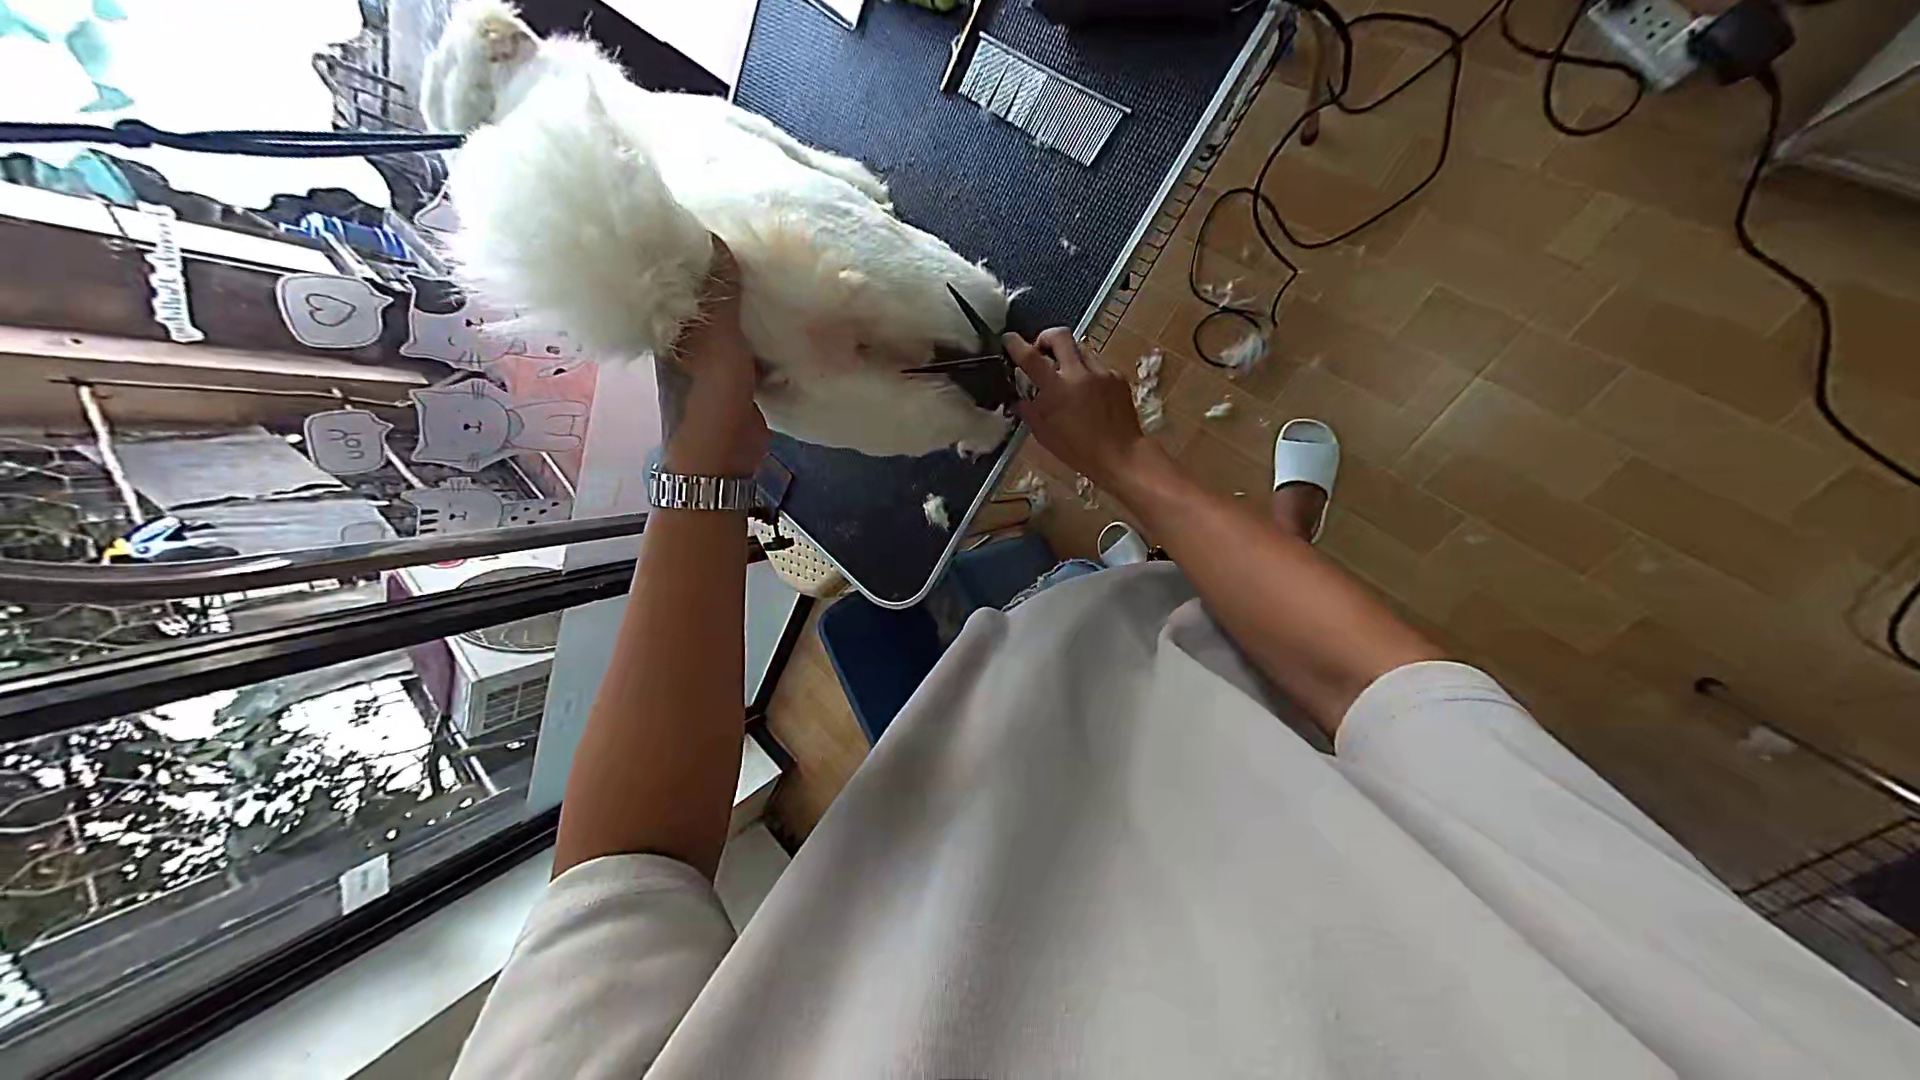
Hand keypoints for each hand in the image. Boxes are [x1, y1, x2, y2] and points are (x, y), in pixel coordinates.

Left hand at [663, 238, 768, 476]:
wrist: (723, 458)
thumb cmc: (710, 400)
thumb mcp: (716, 343)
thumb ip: (718, 297)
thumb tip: (715, 238)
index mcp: (671, 327)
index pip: (681, 278)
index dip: (699, 253)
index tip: (725, 225)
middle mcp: (690, 339)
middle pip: (711, 299)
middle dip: (734, 278)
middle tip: (763, 246)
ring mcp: (716, 360)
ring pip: (737, 323)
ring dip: (756, 307)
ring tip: (780, 275)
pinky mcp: (740, 378)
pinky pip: (756, 348)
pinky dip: (770, 336)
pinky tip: (791, 320)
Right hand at [1006, 328, 1160, 488]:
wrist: (1121, 455)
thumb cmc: (1079, 451)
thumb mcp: (1045, 435)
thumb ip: (1029, 412)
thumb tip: (1019, 401)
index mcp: (1057, 389)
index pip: (1030, 357)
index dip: (1015, 344)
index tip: (1008, 339)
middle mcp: (1079, 373)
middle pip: (1059, 335)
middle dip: (1045, 338)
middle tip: (1041, 352)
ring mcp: (1102, 372)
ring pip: (1081, 348)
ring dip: (1068, 357)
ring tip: (1067, 377)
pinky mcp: (1118, 377)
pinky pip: (1098, 366)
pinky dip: (1089, 374)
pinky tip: (1089, 394)